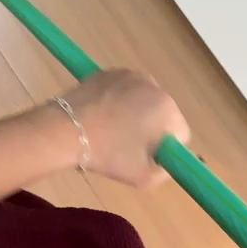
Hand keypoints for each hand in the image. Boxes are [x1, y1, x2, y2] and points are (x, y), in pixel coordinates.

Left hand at [59, 69, 189, 187]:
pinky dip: (118, 100)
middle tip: (128, 144)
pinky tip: (102, 114)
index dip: (166, 148)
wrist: (66, 129)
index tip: (147, 155)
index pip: (180, 133)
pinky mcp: (107, 71)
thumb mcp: (146, 176)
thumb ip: (167, 170)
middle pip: (162, 113)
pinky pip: (123, 90)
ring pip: (142, 99)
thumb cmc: (109, 153)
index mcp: (167, 108)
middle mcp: (152, 84)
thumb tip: (170, 159)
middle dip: (151, 127)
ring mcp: (127, 73)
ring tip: (112, 129)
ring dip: (135, 112)